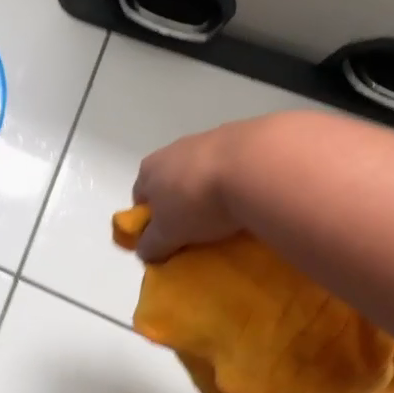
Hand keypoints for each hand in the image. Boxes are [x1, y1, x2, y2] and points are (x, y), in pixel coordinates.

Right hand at [129, 121, 251, 261]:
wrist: (253, 167)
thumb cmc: (198, 201)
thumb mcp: (168, 233)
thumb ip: (152, 243)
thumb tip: (145, 252)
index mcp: (148, 170)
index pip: (140, 198)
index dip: (151, 220)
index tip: (167, 239)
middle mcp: (171, 151)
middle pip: (171, 183)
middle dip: (181, 205)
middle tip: (198, 231)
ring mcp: (205, 142)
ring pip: (201, 174)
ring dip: (210, 192)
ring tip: (230, 218)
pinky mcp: (239, 139)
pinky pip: (231, 168)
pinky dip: (237, 182)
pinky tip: (251, 200)